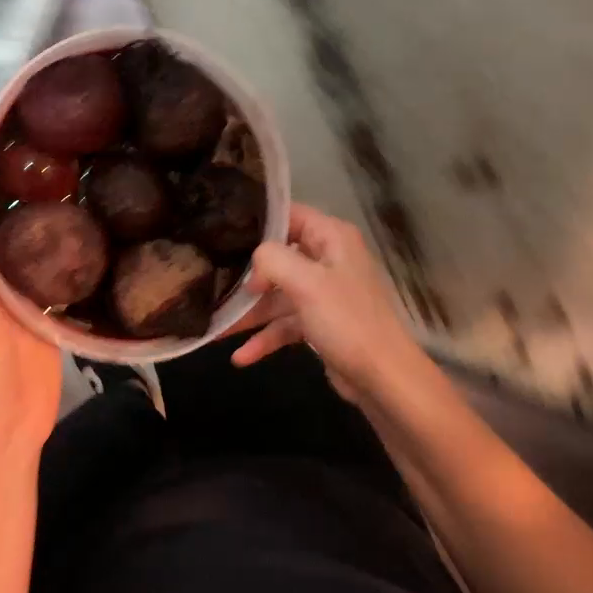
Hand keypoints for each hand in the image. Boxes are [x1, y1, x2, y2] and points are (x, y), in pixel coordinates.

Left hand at [0, 144, 62, 452]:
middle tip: (59, 133)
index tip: (6, 116)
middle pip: (1, 208)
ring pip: (32, 233)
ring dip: (46, 201)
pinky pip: (59, 266)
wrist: (6, 431)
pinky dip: (70, 242)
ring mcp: (21, 289)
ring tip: (82, 164)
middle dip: (19, 170)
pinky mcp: (49, 308)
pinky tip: (97, 223)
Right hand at [231, 204, 428, 397]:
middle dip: (246, 278)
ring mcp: (325, 294)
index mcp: (333, 238)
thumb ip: (272, 260)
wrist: (382, 376)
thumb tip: (253, 265)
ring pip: (278, 297)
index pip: (290, 215)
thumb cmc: (346, 321)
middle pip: (278, 260)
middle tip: (210, 284)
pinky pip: (286, 324)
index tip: (222, 234)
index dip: (258, 224)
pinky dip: (266, 338)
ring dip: (249, 315)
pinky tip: (241, 357)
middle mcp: (329, 260)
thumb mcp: (306, 283)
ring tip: (214, 330)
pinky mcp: (321, 324)